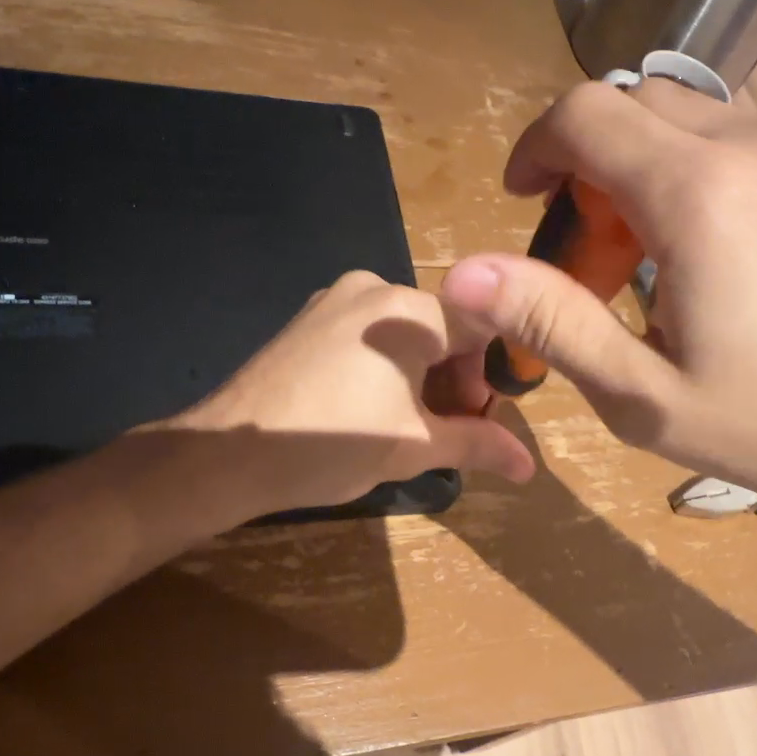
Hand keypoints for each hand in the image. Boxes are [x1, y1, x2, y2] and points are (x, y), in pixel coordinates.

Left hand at [172, 270, 534, 516]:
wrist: (227, 453)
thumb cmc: (331, 445)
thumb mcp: (413, 447)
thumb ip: (477, 444)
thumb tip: (529, 467)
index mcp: (407, 309)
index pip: (482, 327)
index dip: (490, 377)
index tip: (480, 419)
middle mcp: (372, 288)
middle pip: (441, 327)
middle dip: (454, 380)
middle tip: (445, 432)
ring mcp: (333, 300)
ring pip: (403, 333)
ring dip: (421, 377)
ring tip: (407, 427)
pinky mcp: (306, 321)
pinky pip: (367, 336)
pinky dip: (385, 368)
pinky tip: (369, 410)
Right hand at [439, 80, 756, 600]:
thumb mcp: (645, 396)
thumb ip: (550, 320)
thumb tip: (461, 273)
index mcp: (700, 191)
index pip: (585, 113)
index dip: (536, 147)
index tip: (525, 197)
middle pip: (642, 108)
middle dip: (594, 167)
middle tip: (593, 257)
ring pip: (706, 124)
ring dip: (656, 175)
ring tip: (663, 271)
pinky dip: (718, 182)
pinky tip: (738, 269)